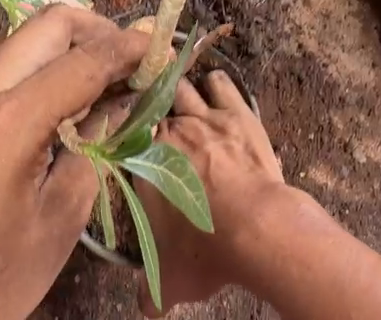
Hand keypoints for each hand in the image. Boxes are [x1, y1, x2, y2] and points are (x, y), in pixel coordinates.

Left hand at [0, 6, 146, 319]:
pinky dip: (36, 64)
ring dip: (64, 44)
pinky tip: (57, 100)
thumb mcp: (58, 221)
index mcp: (11, 119)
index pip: (85, 59)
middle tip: (128, 60)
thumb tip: (121, 103)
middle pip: (49, 22)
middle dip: (97, 29)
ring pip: (20, 37)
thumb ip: (96, 148)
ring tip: (98, 78)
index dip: (129, 48)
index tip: (159, 48)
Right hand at [136, 69, 305, 313]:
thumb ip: (150, 292)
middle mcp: (168, 132)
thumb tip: (145, 309)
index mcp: (143, 163)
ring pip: (183, 87)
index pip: (124, 135)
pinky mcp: (236, 112)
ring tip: (182, 98)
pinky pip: (219, 84)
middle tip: (155, 118)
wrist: (255, 228)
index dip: (127, 134)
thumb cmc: (205, 251)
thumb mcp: (170, 280)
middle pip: (152, 104)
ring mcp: (203, 117)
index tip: (130, 139)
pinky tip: (215, 90)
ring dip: (181, 92)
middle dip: (152, 109)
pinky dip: (216, 85)